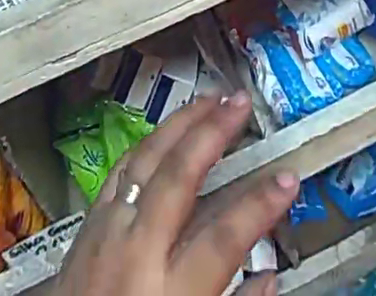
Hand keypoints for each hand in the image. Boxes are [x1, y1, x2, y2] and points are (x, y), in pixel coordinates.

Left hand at [49, 95, 298, 295]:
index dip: (259, 203)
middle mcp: (134, 252)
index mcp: (168, 294)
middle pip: (177, 176)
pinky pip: (120, 171)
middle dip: (212, 132)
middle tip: (241, 102)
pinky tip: (166, 131)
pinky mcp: (86, 228)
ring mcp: (105, 233)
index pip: (223, 237)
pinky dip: (147, 145)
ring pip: (144, 160)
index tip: (288, 176)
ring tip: (210, 99)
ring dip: (180, 124)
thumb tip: (271, 276)